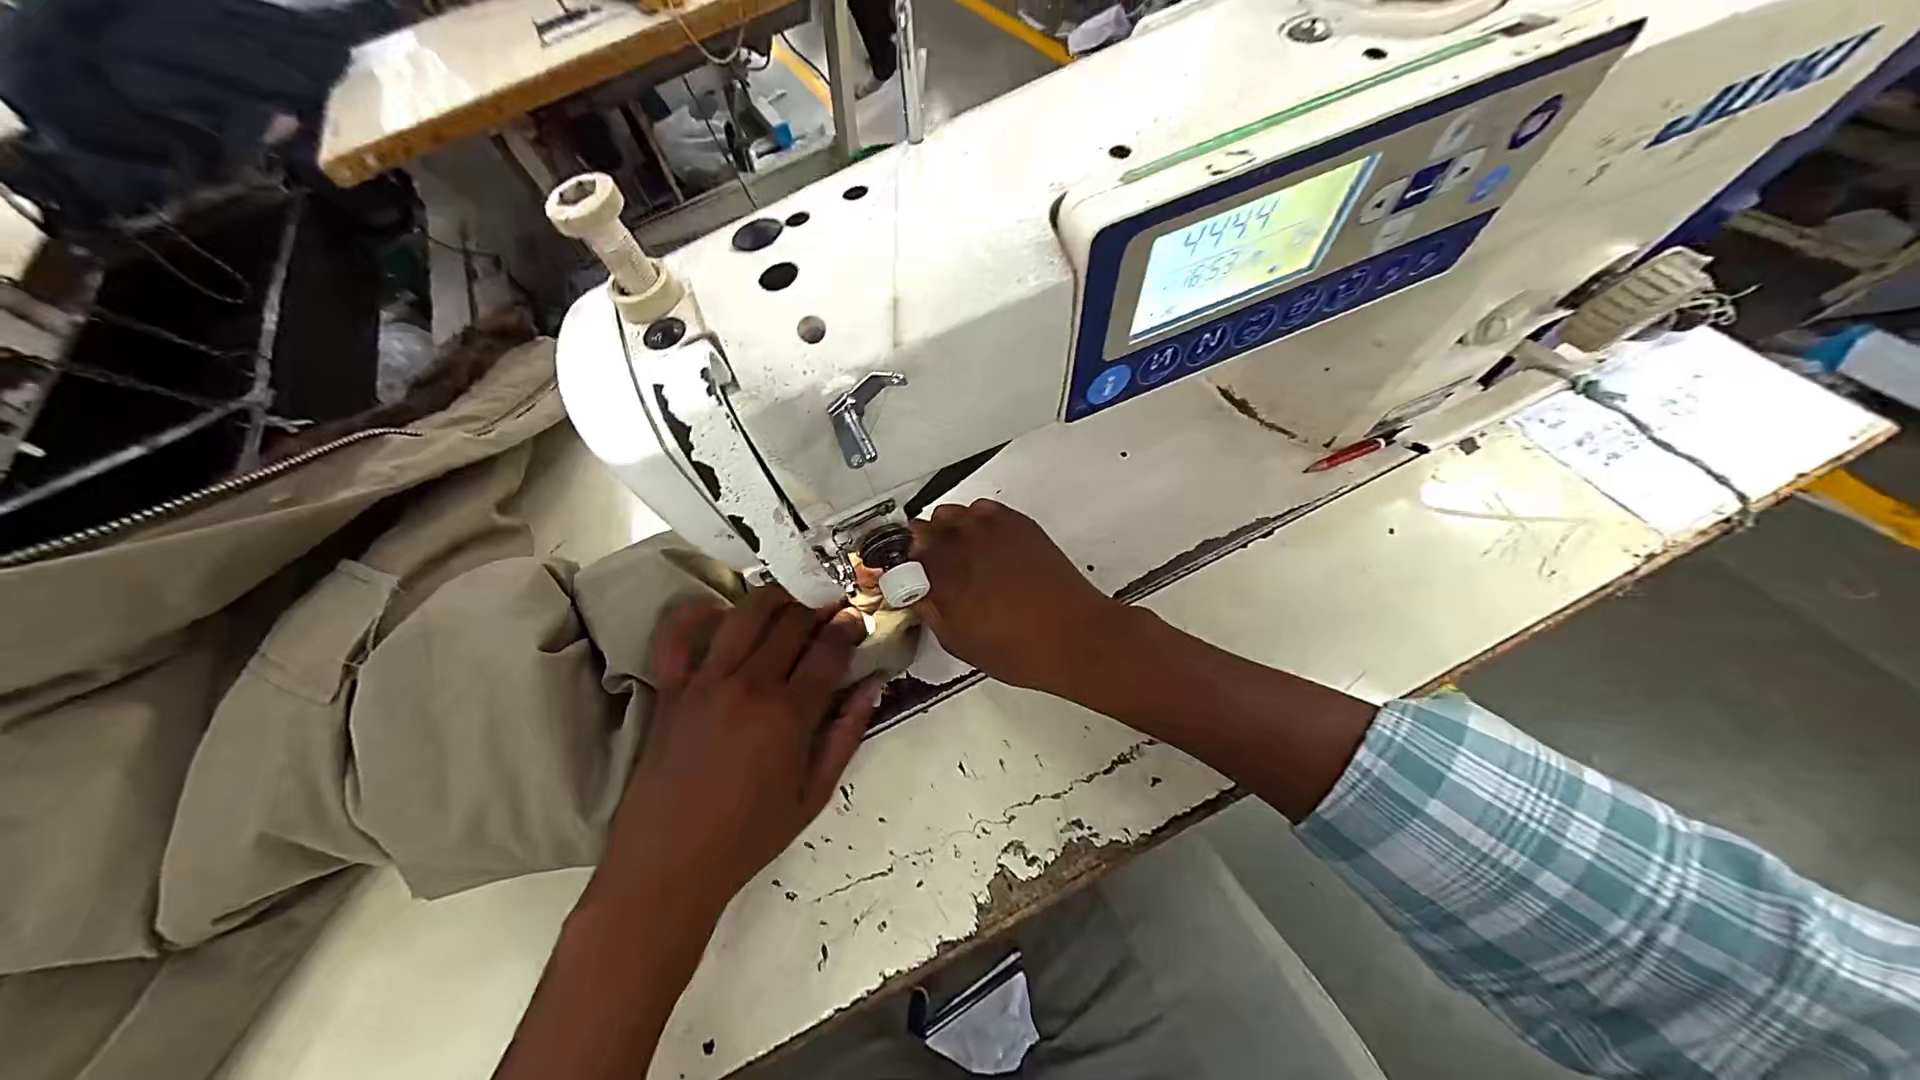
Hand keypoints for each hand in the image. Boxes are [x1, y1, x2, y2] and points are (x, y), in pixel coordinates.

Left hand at [593, 588, 880, 918]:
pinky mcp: (670, 689)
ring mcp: (705, 682)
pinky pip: (678, 636)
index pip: (828, 650)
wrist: (668, 863)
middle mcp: (749, 685)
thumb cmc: (748, 836)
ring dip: (774, 597)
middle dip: (819, 606)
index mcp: (789, 714)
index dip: (848, 627)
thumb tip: (872, 686)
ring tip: (792, 596)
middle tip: (832, 604)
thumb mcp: (814, 793)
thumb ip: (847, 733)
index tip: (856, 618)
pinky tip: (719, 609)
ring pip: (745, 616)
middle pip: (792, 623)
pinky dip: (697, 614)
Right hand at [910, 499, 1132, 696]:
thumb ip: (930, 612)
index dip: (896, 570)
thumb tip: (916, 597)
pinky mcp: (1016, 523)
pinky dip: (976, 521)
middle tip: (929, 570)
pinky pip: (982, 509)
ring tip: (958, 555)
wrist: (1074, 636)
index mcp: (940, 577)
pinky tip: (984, 543)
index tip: (900, 578)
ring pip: (950, 514)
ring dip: (945, 531)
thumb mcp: (960, 642)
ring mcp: (989, 529)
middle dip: (918, 549)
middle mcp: (960, 544)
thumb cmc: (1023, 648)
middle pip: (920, 531)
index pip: (898, 560)